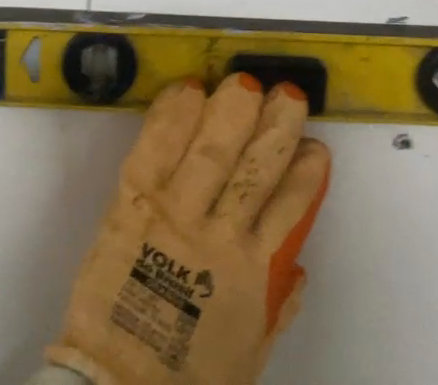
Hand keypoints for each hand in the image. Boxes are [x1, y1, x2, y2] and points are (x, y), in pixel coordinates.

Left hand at [47, 75, 330, 384]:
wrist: (119, 381)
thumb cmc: (187, 371)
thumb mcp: (248, 347)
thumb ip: (277, 304)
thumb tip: (299, 269)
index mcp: (251, 271)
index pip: (288, 209)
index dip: (305, 175)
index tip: (317, 147)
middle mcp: (217, 233)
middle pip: (252, 169)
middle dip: (273, 128)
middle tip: (288, 93)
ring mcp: (172, 213)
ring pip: (209, 152)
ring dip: (230, 113)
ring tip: (246, 82)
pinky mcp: (131, 203)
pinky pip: (154, 151)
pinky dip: (170, 119)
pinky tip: (187, 91)